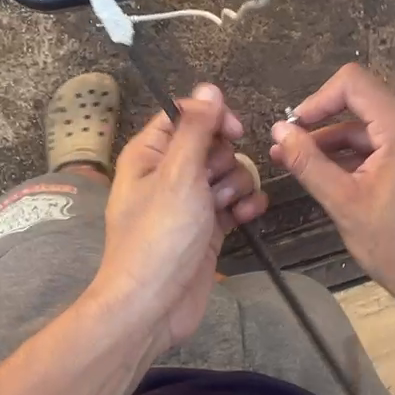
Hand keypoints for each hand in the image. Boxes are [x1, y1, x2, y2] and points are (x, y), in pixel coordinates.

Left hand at [90, 84, 266, 351]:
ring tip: (225, 208)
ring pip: (229, 173)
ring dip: (237, 186)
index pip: (185, 115)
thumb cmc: (158, 237)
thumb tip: (210, 89)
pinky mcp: (208, 227)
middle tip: (214, 184)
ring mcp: (190, 202)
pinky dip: (244, 206)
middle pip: (214, 144)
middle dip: (226, 160)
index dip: (213, 118)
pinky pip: (236, 202)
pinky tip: (244, 218)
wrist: (153, 305)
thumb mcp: (178, 175)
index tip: (234, 131)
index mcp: (150, 154)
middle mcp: (168, 174)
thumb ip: (197, 129)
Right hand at [269, 64, 394, 317]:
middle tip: (288, 147)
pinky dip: (352, 153)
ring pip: (367, 124)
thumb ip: (308, 162)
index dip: (317, 99)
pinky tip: (325, 173)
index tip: (292, 127)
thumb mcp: (343, 202)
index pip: (353, 83)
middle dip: (321, 121)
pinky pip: (380, 142)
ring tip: (296, 162)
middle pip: (360, 100)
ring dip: (332, 139)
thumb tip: (279, 131)